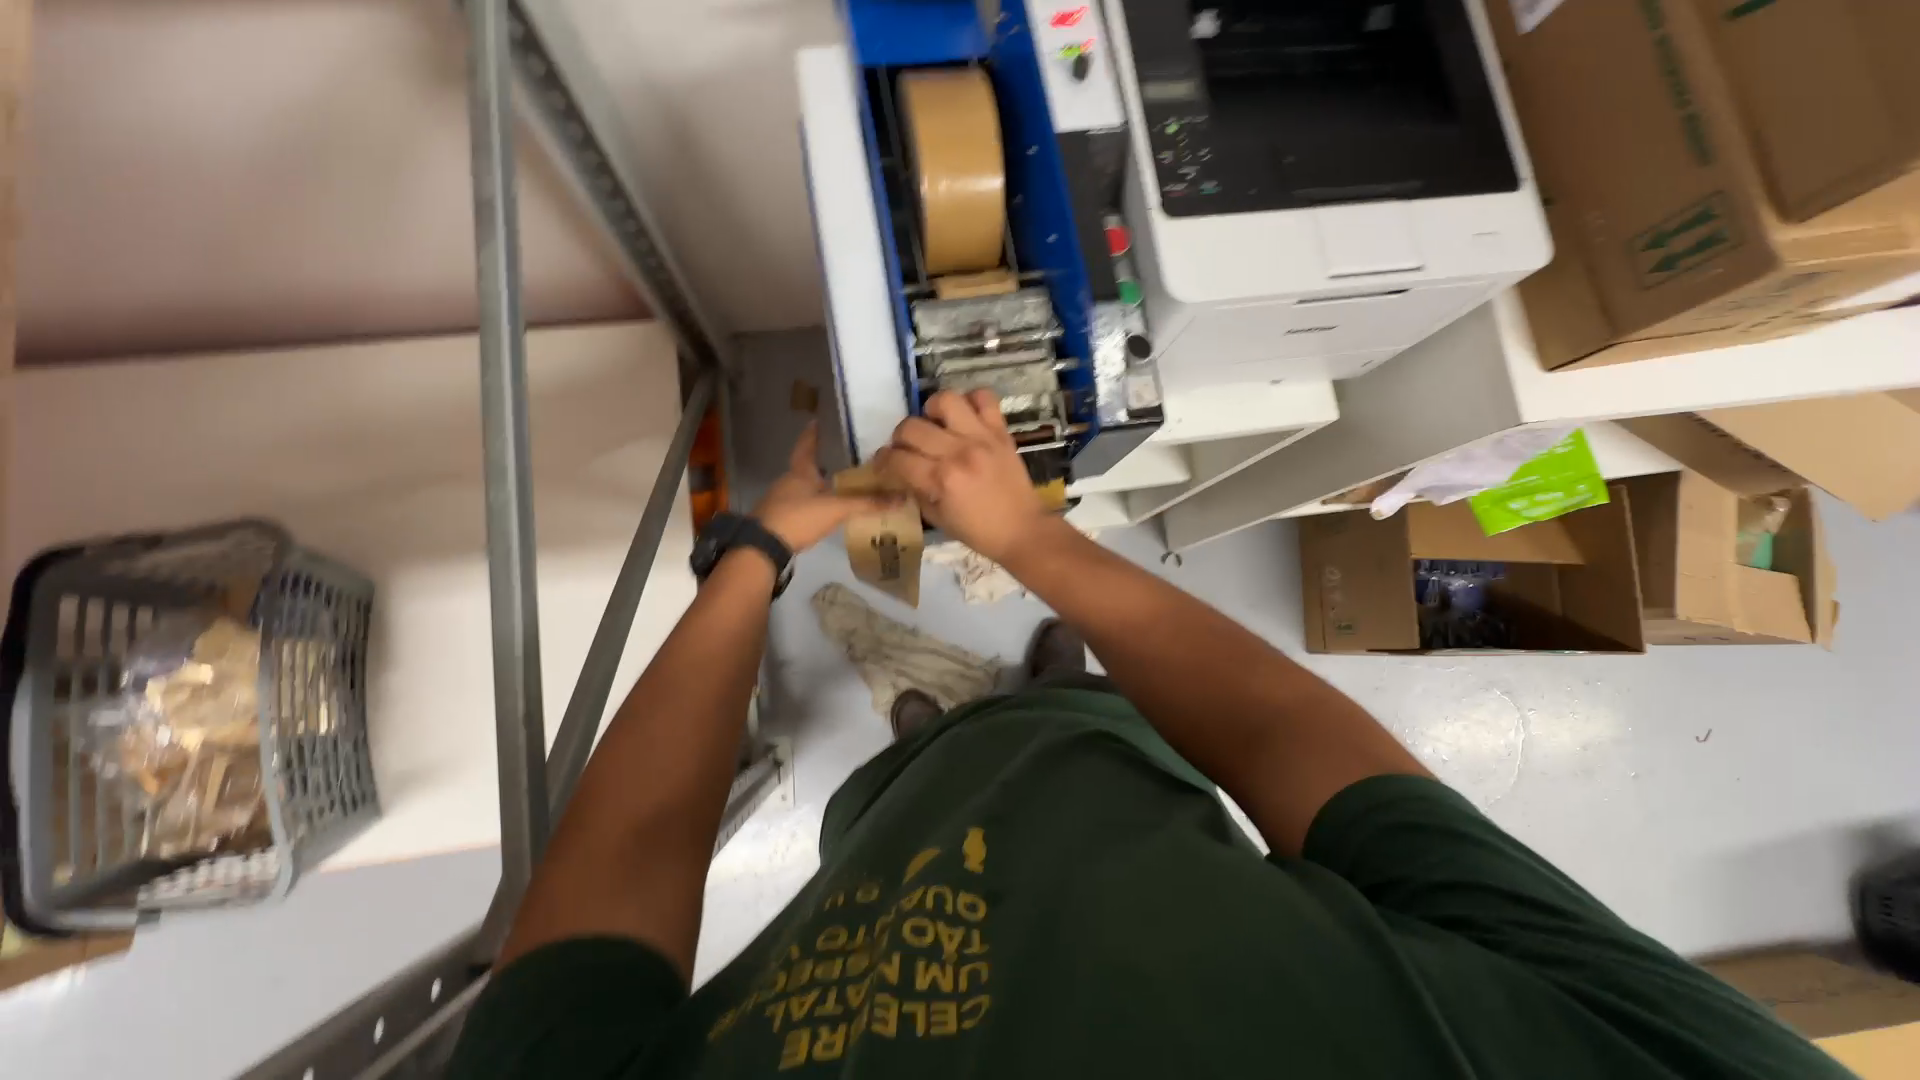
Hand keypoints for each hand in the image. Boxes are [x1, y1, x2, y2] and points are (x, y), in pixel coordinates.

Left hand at [754, 421, 892, 551]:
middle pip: (804, 469)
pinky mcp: (777, 520)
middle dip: (820, 465)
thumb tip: (902, 498)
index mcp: (800, 472)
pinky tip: (822, 514)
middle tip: (839, 462)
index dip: (812, 435)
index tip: (815, 422)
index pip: (807, 446)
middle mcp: (787, 482)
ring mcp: (779, 502)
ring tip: (836, 489)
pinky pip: (798, 507)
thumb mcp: (836, 508)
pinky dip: (811, 507)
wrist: (763, 546)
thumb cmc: (799, 517)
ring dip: (817, 488)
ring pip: (802, 489)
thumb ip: (867, 503)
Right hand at [874, 389, 1053, 562]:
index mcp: (941, 480)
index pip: (896, 459)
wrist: (1022, 530)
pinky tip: (965, 417)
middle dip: (900, 439)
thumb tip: (900, 472)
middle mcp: (959, 452)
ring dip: (932, 410)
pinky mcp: (1001, 431)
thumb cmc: (978, 531)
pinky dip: (971, 401)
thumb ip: (916, 490)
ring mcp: (982, 438)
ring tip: (935, 425)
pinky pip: (984, 398)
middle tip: (907, 449)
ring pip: (945, 400)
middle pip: (912, 427)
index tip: (882, 464)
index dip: (881, 461)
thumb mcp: (937, 518)